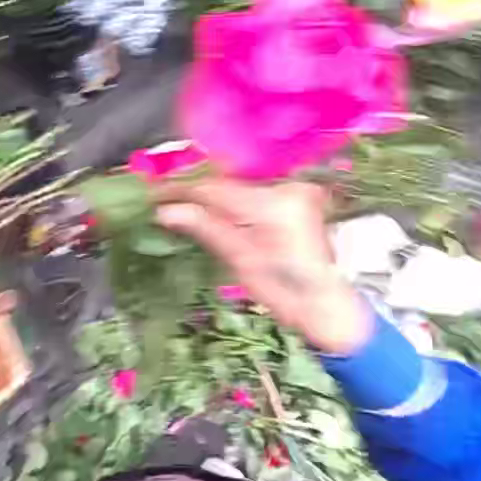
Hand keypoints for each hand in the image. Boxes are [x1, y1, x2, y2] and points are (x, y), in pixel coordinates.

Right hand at [155, 178, 368, 354]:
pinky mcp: (300, 193)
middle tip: (164, 193)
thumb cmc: (285, 291)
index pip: (216, 188)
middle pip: (228, 179)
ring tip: (182, 196)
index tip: (156, 193)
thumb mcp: (240, 260)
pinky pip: (258, 186)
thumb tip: (166, 211)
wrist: (325, 302)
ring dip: (214, 187)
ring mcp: (297, 188)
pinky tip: (216, 201)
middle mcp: (288, 187)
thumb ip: (206, 227)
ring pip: (242, 180)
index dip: (183, 189)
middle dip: (196, 185)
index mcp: (273, 204)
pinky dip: (236, 193)